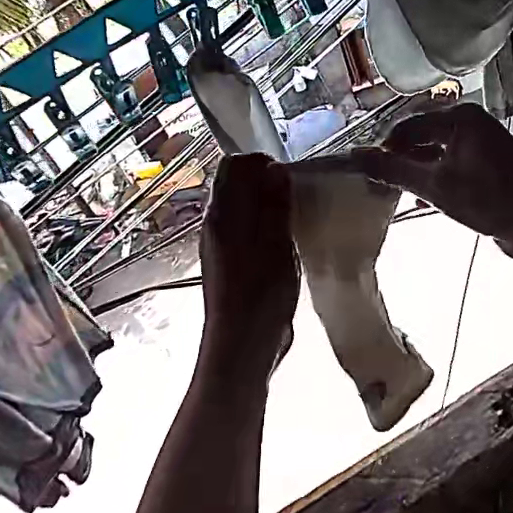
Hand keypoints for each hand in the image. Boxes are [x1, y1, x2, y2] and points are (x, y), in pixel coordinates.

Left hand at [197, 153, 299, 379]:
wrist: (241, 349)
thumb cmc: (260, 293)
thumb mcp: (275, 244)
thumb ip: (274, 205)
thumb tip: (275, 168)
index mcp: (222, 214)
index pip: (233, 166)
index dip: (261, 163)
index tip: (289, 177)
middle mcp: (216, 225)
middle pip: (236, 185)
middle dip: (265, 181)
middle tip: (295, 196)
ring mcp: (221, 246)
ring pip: (242, 208)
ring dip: (267, 205)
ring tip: (296, 218)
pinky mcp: (231, 265)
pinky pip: (246, 231)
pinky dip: (265, 227)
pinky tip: (286, 243)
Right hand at [322, 104, 512, 251]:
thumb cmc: (492, 199)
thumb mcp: (435, 186)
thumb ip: (393, 170)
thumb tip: (356, 157)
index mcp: (459, 117)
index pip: (406, 125)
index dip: (383, 148)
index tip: (366, 172)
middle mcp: (470, 123)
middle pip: (420, 137)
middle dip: (400, 161)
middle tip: (380, 185)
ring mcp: (481, 144)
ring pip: (435, 153)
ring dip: (416, 173)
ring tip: (400, 194)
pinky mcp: (489, 165)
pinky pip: (451, 165)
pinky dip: (435, 180)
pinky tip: (426, 200)